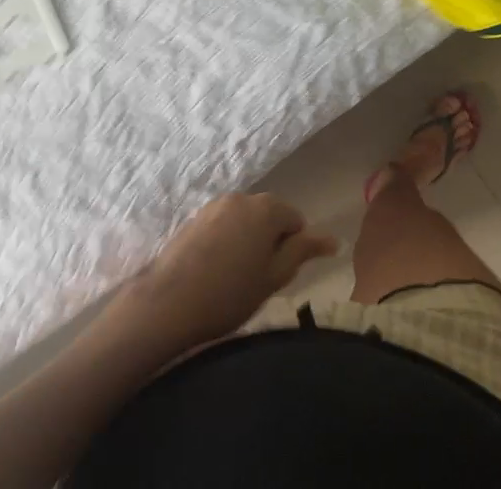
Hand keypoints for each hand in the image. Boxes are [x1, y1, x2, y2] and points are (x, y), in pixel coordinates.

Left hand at [114, 193, 337, 351]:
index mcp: (266, 208)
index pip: (296, 221)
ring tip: (237, 278)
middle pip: (269, 217)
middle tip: (260, 279)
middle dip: (271, 242)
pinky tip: (216, 272)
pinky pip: (223, 227)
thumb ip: (303, 251)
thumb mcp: (275, 276)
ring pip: (244, 222)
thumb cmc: (230, 293)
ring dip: (248, 242)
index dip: (294, 249)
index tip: (279, 275)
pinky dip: (227, 243)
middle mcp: (240, 198)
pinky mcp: (192, 219)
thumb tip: (333, 238)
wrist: (168, 302)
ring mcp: (213, 206)